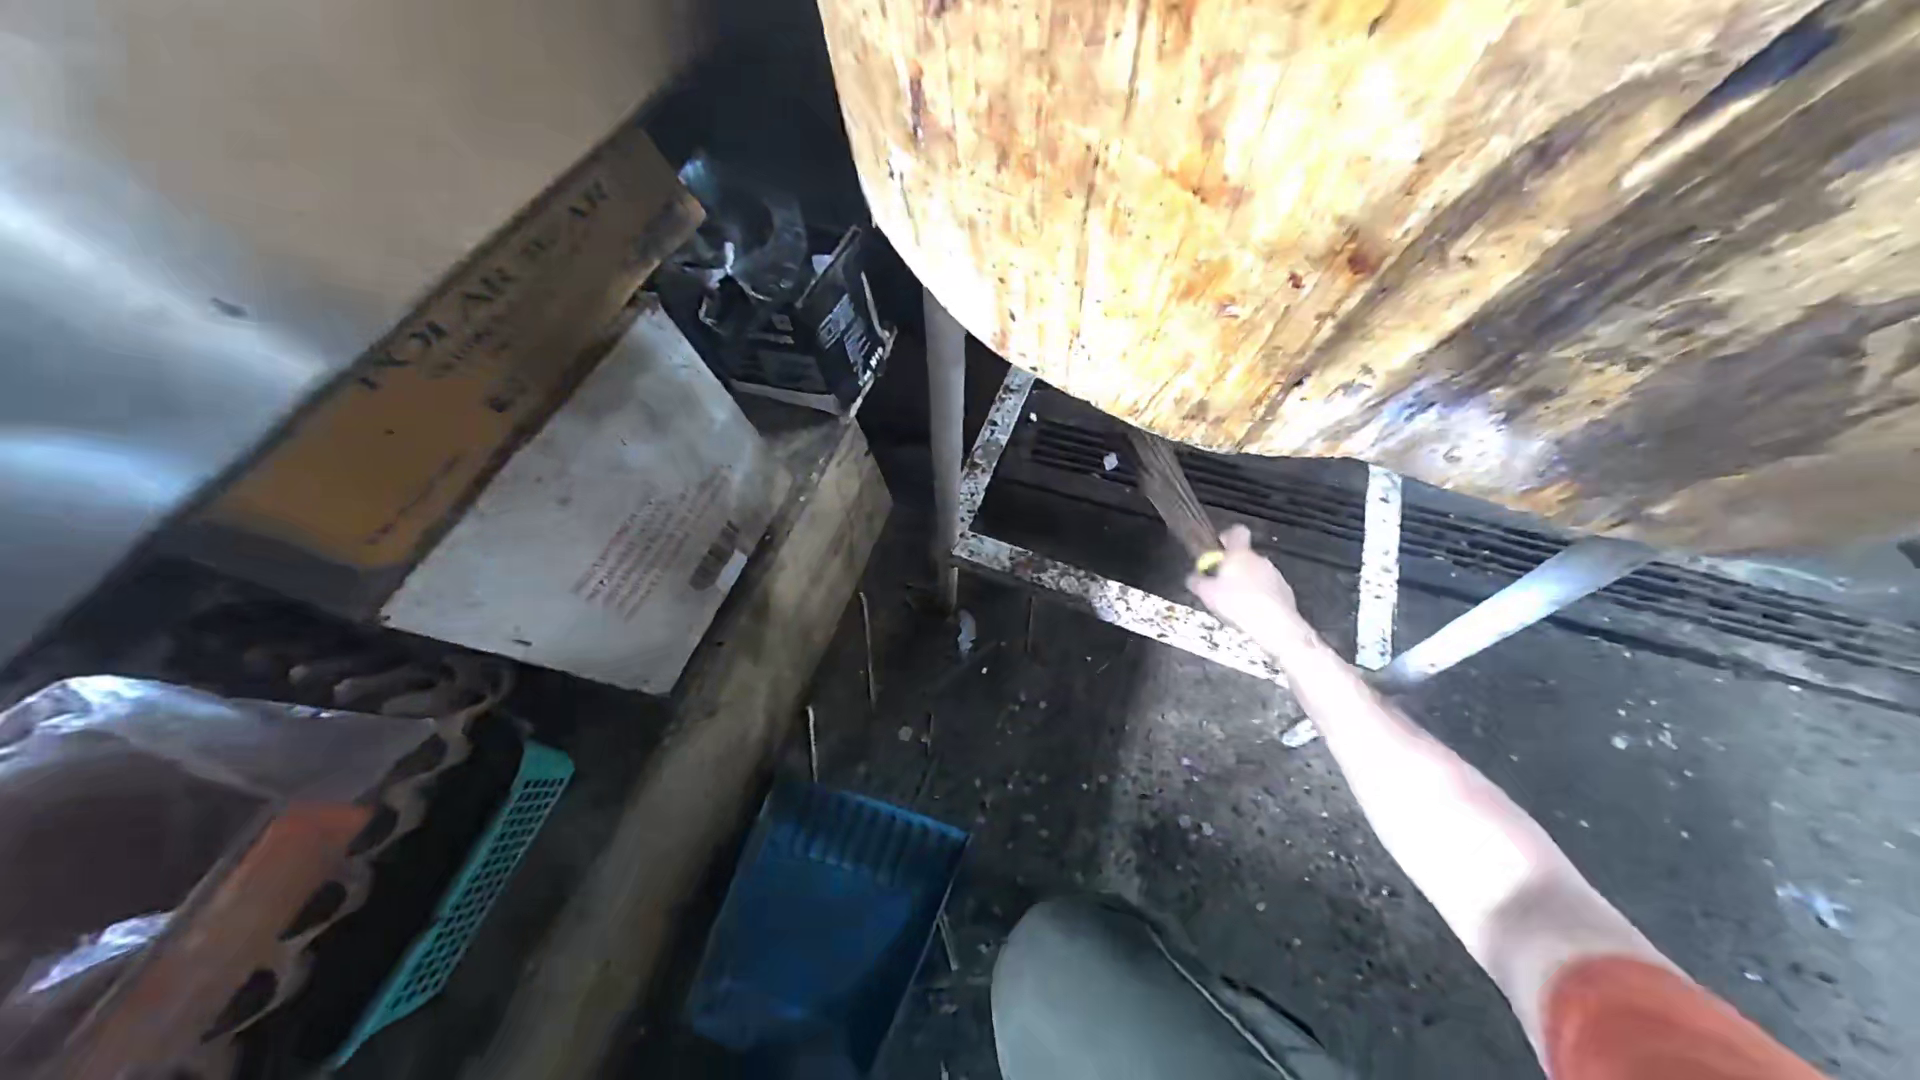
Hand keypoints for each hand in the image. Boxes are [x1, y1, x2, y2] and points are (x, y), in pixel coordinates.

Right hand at [1186, 525, 1307, 644]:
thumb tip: (1192, 577)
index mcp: (1239, 554)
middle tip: (1222, 585)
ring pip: (1257, 572)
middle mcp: (1259, 559)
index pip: (1236, 532)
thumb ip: (1196, 581)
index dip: (1227, 537)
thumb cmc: (1237, 603)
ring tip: (1238, 603)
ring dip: (1247, 582)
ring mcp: (1275, 574)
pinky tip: (1253, 611)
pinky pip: (1269, 587)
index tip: (1219, 550)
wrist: (1274, 624)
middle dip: (1233, 567)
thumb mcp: (1206, 593)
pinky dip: (1261, 595)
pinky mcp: (1285, 589)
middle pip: (1245, 556)